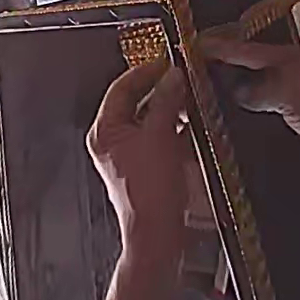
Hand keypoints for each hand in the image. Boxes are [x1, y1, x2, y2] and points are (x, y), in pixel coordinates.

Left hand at [87, 62, 192, 259]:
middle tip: (181, 78)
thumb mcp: (160, 136)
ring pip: (150, 121)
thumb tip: (172, 77)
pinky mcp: (147, 167)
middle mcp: (113, 142)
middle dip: (160, 91)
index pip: (121, 89)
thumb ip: (166, 102)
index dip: (144, 72)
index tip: (165, 63)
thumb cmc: (149, 194)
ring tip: (191, 99)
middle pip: (136, 103)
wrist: (158, 236)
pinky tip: (194, 125)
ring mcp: (130, 155)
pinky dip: (176, 129)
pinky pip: (160, 138)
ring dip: (171, 109)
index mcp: (105, 131)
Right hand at [202, 38, 299, 164]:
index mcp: (284, 58)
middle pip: (242, 63)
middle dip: (218, 63)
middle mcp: (282, 69)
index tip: (192, 46)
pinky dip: (239, 102)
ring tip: (200, 86)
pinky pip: (254, 101)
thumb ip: (256, 90)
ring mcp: (284, 90)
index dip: (217, 48)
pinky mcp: (286, 109)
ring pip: (247, 82)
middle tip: (191, 65)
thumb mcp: (287, 94)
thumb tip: (235, 92)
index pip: (242, 50)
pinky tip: (223, 108)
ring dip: (227, 84)